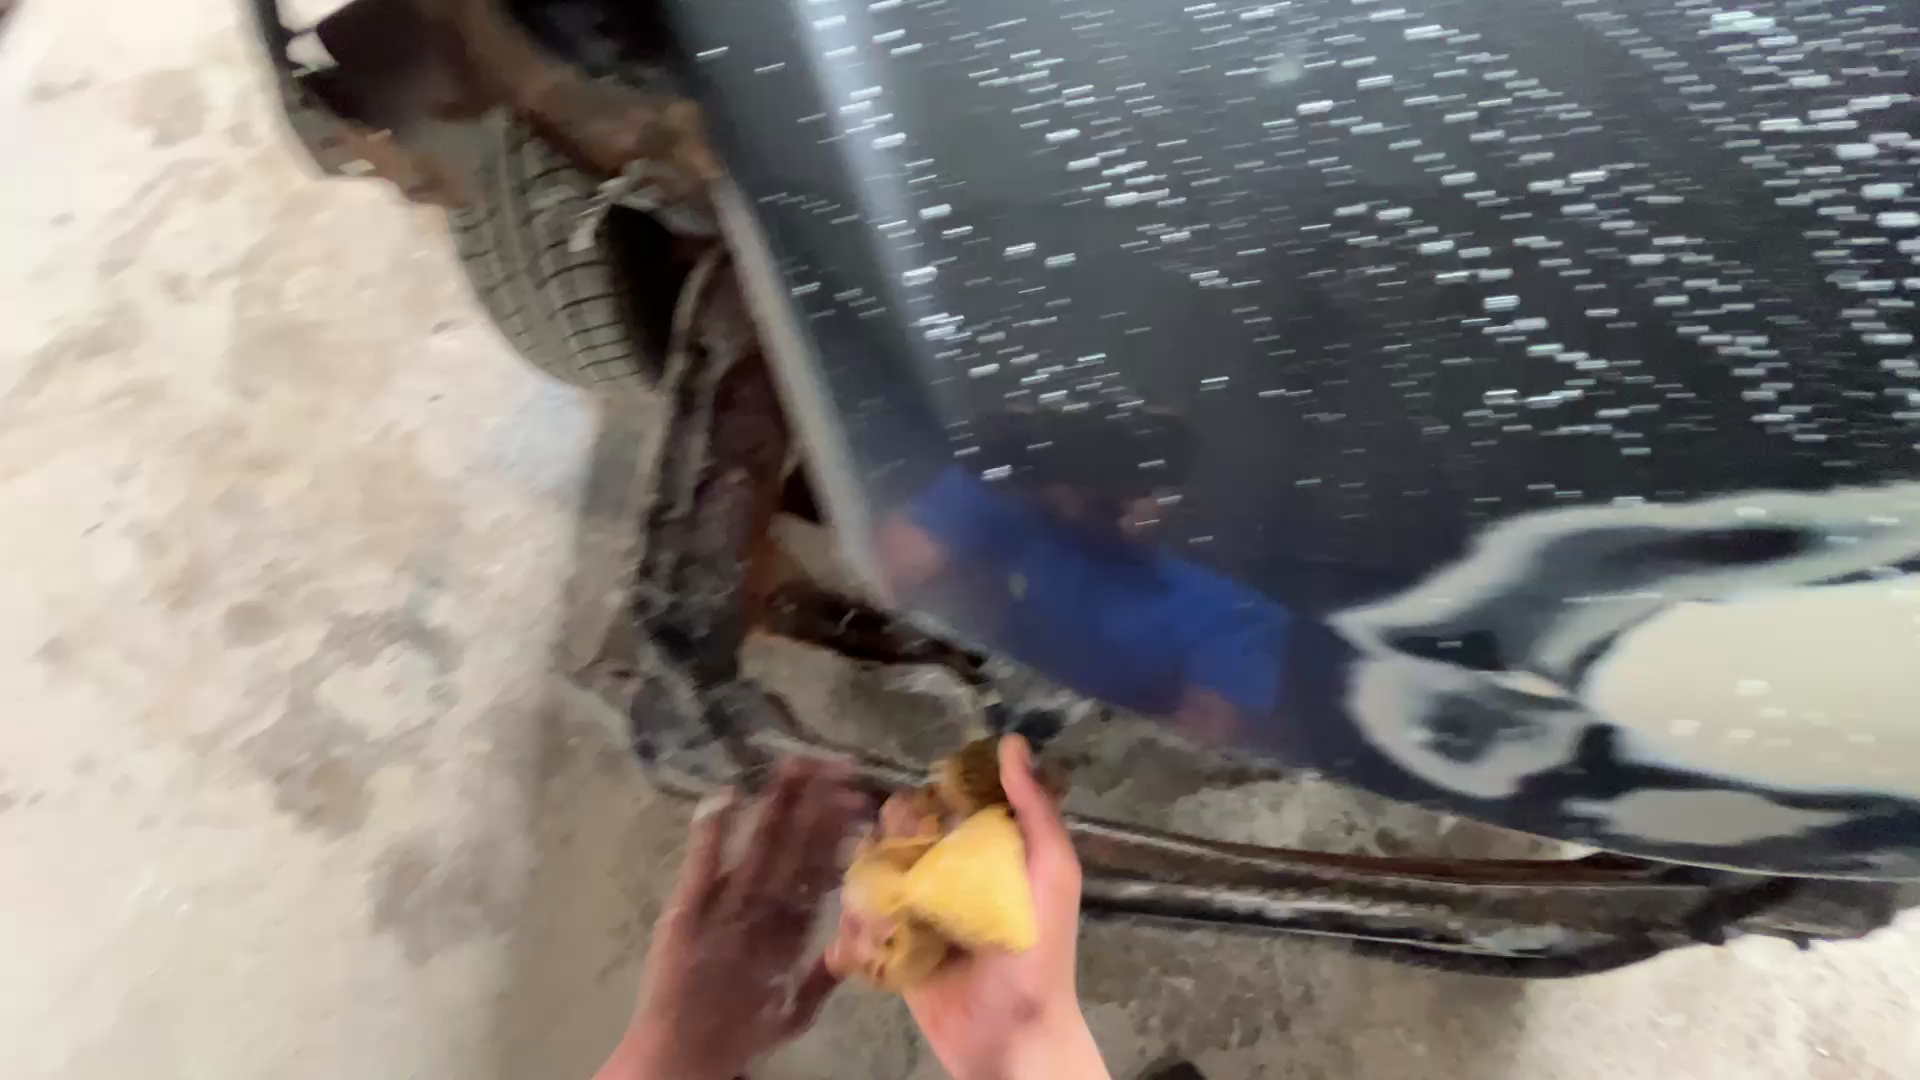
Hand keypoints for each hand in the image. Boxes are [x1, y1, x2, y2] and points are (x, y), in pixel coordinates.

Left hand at [598, 760, 867, 1079]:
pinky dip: (714, 825)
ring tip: (797, 763)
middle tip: (839, 766)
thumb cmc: (740, 1034)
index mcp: (795, 929)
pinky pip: (704, 859)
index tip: (856, 797)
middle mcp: (767, 908)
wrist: (682, 1059)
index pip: (823, 867)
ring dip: (781, 802)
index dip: (839, 830)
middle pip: (798, 845)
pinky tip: (727, 791)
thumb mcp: (795, 1013)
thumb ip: (825, 976)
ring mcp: (726, 903)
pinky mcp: (687, 905)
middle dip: (819, 803)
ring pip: (762, 843)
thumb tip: (858, 942)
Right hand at [831, 736, 1106, 1079]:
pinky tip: (865, 942)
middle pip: (897, 828)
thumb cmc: (1038, 949)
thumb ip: (1036, 809)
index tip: (921, 809)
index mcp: (981, 844)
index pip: (941, 798)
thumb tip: (1013, 743)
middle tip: (900, 859)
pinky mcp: (893, 944)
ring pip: (870, 868)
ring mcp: (915, 905)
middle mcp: (944, 867)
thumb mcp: (1052, 872)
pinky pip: (859, 919)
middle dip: (890, 836)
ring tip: (882, 912)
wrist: (1013, 1036)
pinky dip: (854, 927)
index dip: (926, 795)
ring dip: (865, 883)